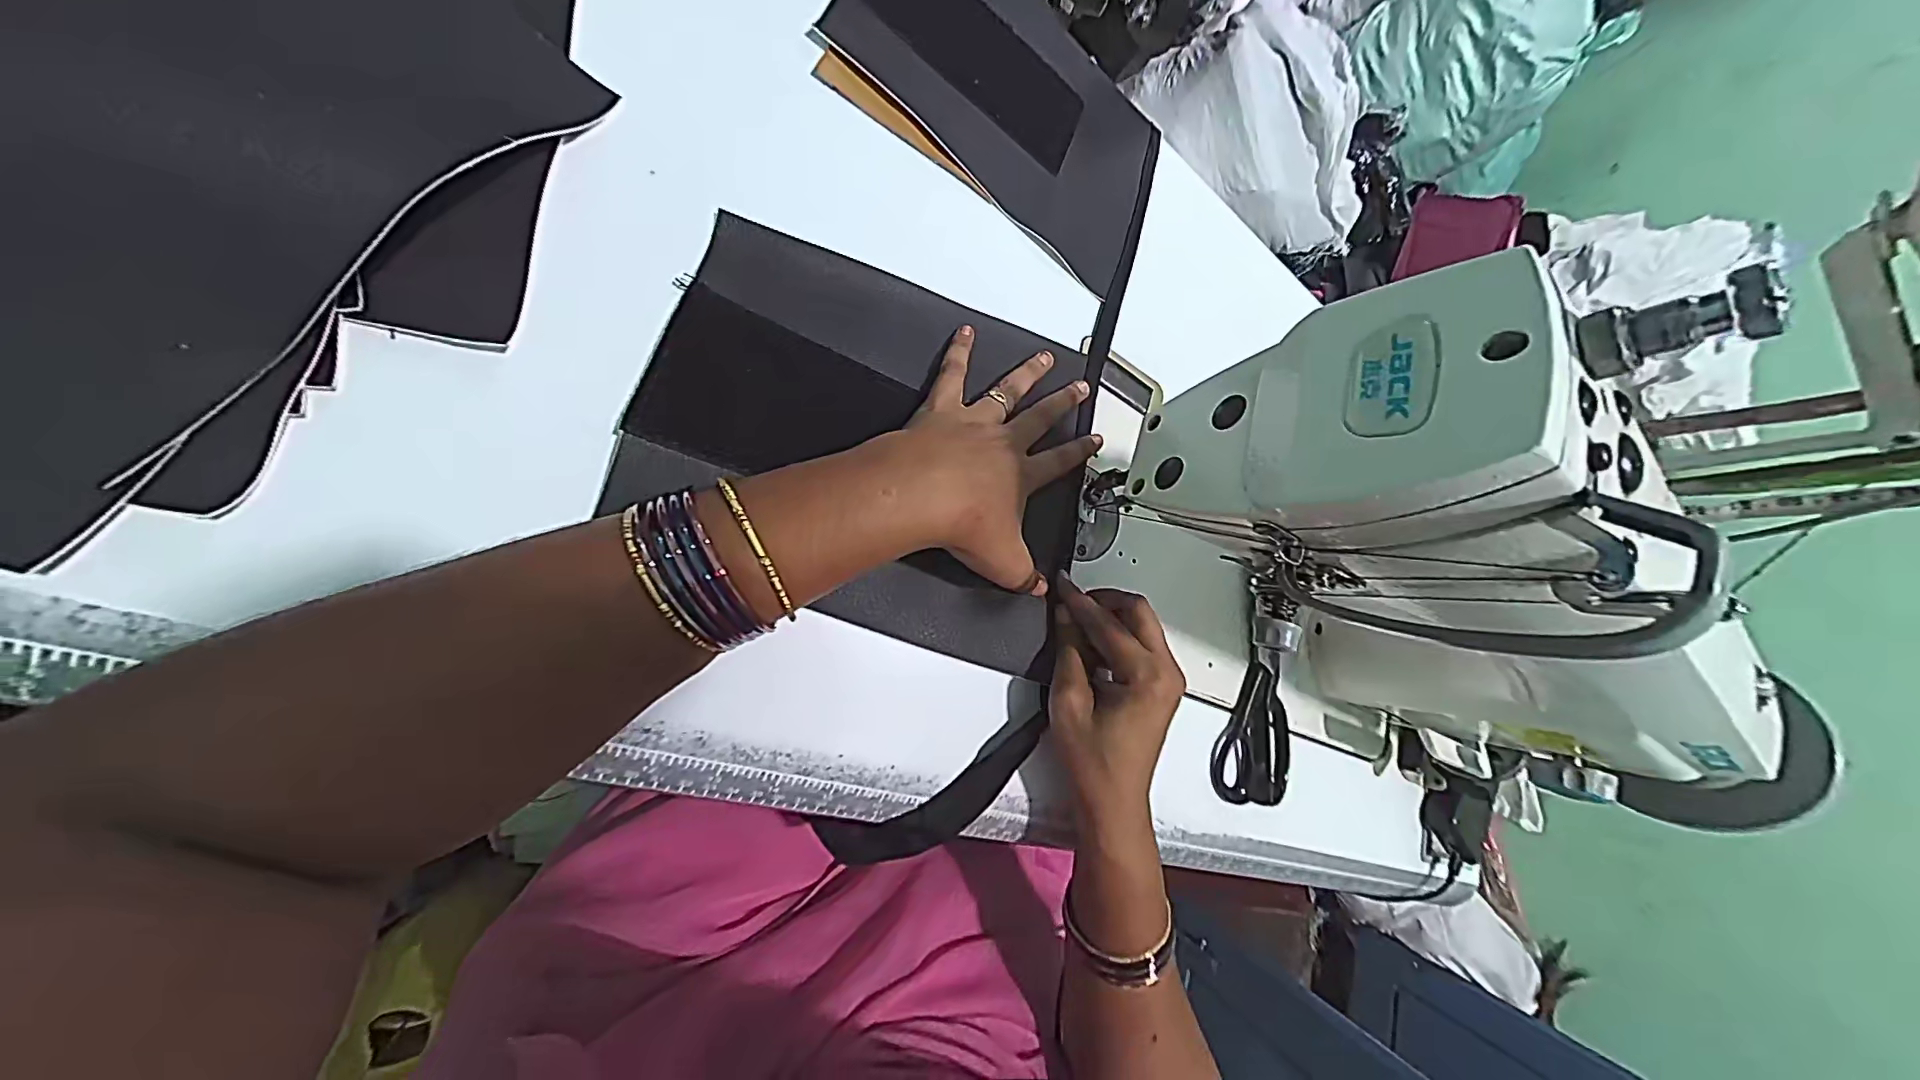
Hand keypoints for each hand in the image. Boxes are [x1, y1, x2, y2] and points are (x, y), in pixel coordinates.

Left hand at [889, 325, 1100, 595]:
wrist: (921, 498)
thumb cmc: (959, 522)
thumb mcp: (1002, 562)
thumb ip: (1023, 577)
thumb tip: (1035, 588)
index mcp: (1021, 475)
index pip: (1059, 462)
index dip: (1079, 452)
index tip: (1092, 441)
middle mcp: (1002, 442)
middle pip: (1041, 417)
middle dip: (1063, 403)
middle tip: (1079, 388)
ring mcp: (974, 422)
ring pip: (1007, 391)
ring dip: (1027, 373)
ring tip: (1043, 358)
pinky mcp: (941, 410)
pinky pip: (952, 375)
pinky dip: (959, 352)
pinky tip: (964, 335)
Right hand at [1048, 578, 1185, 830]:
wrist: (1112, 801)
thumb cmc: (1094, 764)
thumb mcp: (1068, 701)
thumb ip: (1068, 650)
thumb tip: (1065, 616)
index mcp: (1148, 676)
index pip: (1108, 623)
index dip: (1079, 602)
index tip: (1062, 586)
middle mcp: (1167, 674)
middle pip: (1138, 611)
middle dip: (1103, 601)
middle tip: (1072, 601)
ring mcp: (1168, 680)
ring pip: (1142, 625)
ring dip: (1110, 618)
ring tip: (1075, 624)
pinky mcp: (1161, 687)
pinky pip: (1141, 645)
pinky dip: (1116, 637)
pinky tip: (1090, 646)